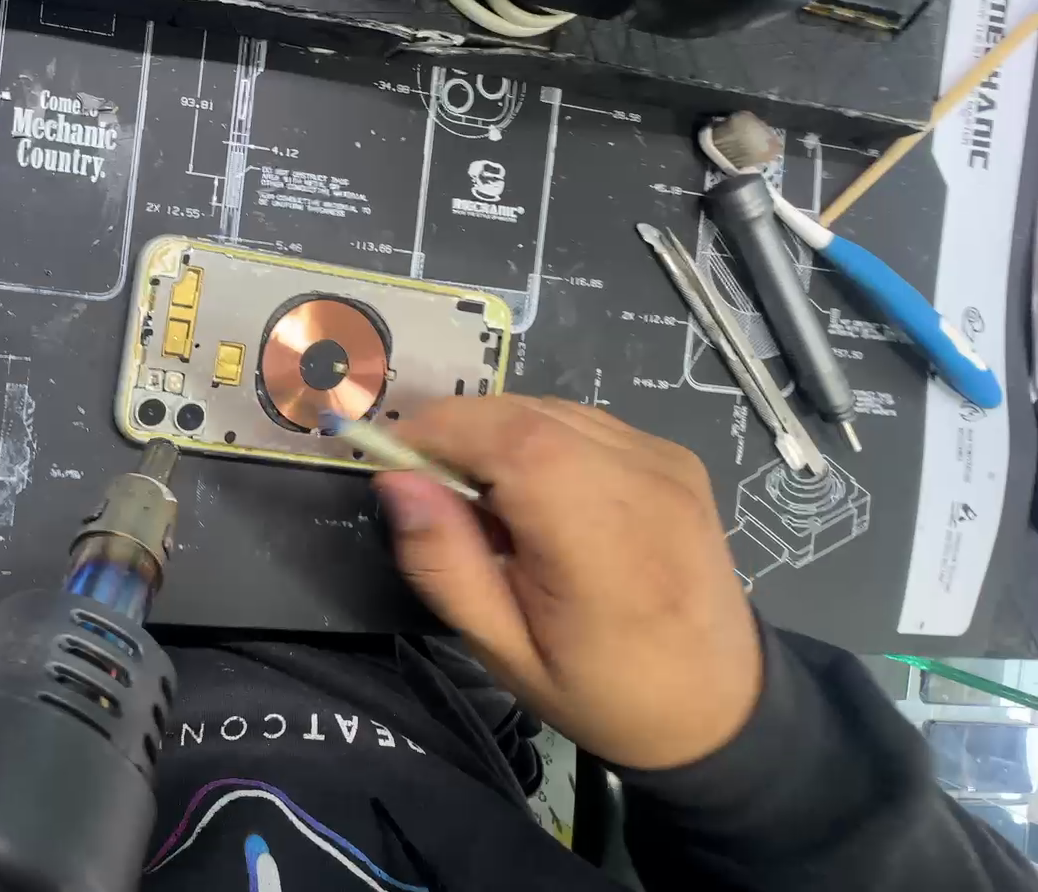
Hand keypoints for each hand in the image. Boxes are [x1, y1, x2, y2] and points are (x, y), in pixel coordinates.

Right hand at [376, 396, 762, 769]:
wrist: (721, 707)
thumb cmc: (598, 687)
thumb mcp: (499, 646)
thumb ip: (441, 561)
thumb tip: (395, 479)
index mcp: (603, 540)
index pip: (510, 439)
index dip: (436, 431)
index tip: (394, 463)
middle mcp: (643, 480)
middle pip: (518, 413)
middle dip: (452, 432)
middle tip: (430, 487)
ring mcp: (663, 459)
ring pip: (538, 407)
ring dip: (488, 435)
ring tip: (484, 499)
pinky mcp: (668, 453)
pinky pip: (569, 418)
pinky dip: (527, 438)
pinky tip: (530, 489)